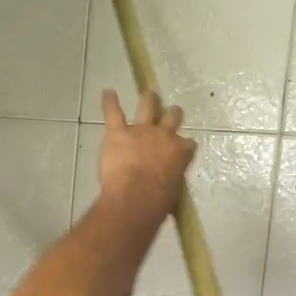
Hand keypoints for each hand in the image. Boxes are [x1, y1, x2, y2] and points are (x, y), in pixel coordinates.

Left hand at [98, 90, 195, 220]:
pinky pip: (113, 112)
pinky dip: (109, 102)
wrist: (136, 198)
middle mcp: (164, 136)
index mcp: (180, 153)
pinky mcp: (118, 132)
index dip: (184, 147)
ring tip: (148, 93)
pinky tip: (107, 93)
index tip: (183, 150)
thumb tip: (167, 184)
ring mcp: (141, 131)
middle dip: (173, 115)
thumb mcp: (174, 192)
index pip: (188, 144)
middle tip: (172, 112)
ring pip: (148, 106)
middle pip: (172, 118)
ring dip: (148, 99)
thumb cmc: (158, 202)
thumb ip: (171, 180)